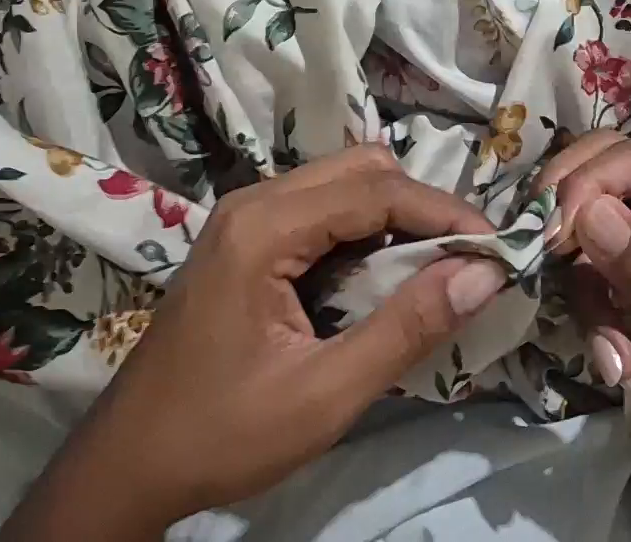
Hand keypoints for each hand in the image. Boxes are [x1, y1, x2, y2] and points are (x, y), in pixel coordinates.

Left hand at [2, 145, 506, 539]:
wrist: (131, 459)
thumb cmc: (223, 432)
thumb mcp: (325, 394)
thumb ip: (406, 329)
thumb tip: (482, 274)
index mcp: (263, 227)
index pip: (375, 190)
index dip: (444, 214)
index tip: (499, 250)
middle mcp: (253, 202)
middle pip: (358, 171)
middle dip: (421, 209)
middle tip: (466, 263)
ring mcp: (245, 218)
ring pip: (340, 185)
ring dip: (394, 219)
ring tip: (435, 273)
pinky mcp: (245, 239)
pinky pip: (319, 212)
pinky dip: (363, 234)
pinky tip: (381, 280)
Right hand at [539, 132, 630, 541]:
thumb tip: (586, 211)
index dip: (590, 183)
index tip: (554, 233)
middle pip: (603, 169)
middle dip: (566, 208)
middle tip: (539, 248)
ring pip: (583, 221)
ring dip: (578, 277)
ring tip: (610, 344)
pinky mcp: (629, 276)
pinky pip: (583, 269)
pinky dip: (586, 310)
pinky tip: (616, 360)